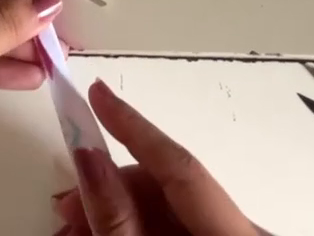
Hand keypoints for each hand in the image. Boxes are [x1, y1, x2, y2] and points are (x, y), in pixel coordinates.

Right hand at [53, 80, 257, 234]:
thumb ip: (114, 214)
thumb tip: (86, 152)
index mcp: (236, 234)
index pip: (179, 164)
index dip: (133, 125)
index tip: (96, 91)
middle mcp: (246, 233)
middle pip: (167, 188)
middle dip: (110, 189)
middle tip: (67, 206)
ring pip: (167, 210)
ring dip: (117, 212)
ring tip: (75, 231)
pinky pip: (176, 229)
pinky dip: (136, 229)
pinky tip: (104, 234)